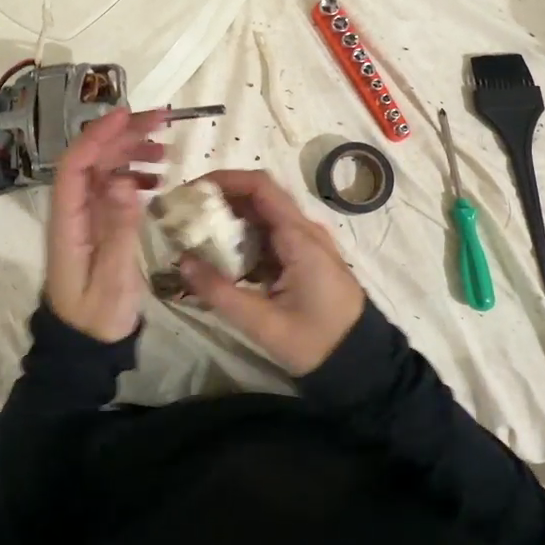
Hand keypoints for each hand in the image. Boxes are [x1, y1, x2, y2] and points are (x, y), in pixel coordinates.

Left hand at [45, 108, 167, 341]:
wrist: (84, 345)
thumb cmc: (96, 316)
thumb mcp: (112, 278)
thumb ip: (119, 230)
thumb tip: (126, 181)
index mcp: (68, 220)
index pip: (76, 165)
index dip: (99, 136)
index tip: (129, 115)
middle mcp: (73, 210)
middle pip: (92, 159)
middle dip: (123, 134)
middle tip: (163, 121)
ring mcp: (85, 217)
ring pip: (104, 169)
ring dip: (130, 151)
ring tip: (166, 148)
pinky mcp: (98, 225)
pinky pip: (113, 188)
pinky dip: (134, 175)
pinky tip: (158, 179)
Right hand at [178, 169, 365, 375]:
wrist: (362, 364)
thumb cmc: (316, 343)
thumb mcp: (263, 324)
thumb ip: (220, 292)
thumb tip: (181, 261)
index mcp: (299, 238)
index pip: (260, 187)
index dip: (223, 180)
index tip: (190, 192)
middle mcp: (304, 232)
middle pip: (257, 197)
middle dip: (218, 199)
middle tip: (183, 213)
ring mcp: (305, 244)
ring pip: (261, 216)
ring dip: (227, 219)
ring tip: (193, 232)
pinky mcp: (302, 259)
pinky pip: (268, 237)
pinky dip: (240, 238)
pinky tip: (217, 256)